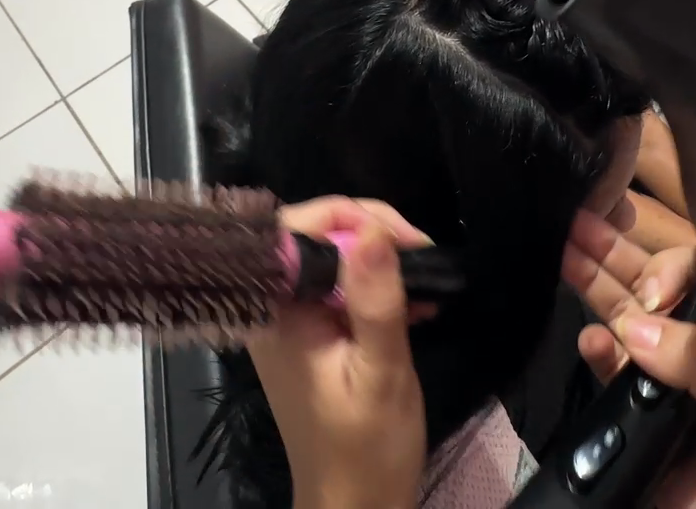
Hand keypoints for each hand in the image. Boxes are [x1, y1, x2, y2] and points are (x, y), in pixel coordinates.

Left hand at [246, 197, 429, 508]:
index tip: (398, 237)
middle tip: (419, 250)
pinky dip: (376, 276)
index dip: (344, 215)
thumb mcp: (381, 373)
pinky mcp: (311, 325)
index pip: (291, 227)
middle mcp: (272, 305)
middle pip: (312, 230)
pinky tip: (414, 296)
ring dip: (378, 251)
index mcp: (273, 312)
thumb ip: (374, 301)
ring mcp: (291, 314)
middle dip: (369, 228)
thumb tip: (373, 229)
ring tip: (424, 273)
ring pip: (330, 248)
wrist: (358, 504)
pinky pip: (339, 276)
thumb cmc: (367, 447)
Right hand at [561, 212, 695, 508]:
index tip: (656, 291)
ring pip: (623, 316)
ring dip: (593, 282)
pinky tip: (589, 339)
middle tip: (580, 221)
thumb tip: (634, 324)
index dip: (674, 269)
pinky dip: (594, 348)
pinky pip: (609, 367)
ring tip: (564, 250)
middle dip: (616, 252)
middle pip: (654, 286)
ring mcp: (666, 378)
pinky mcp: (635, 413)